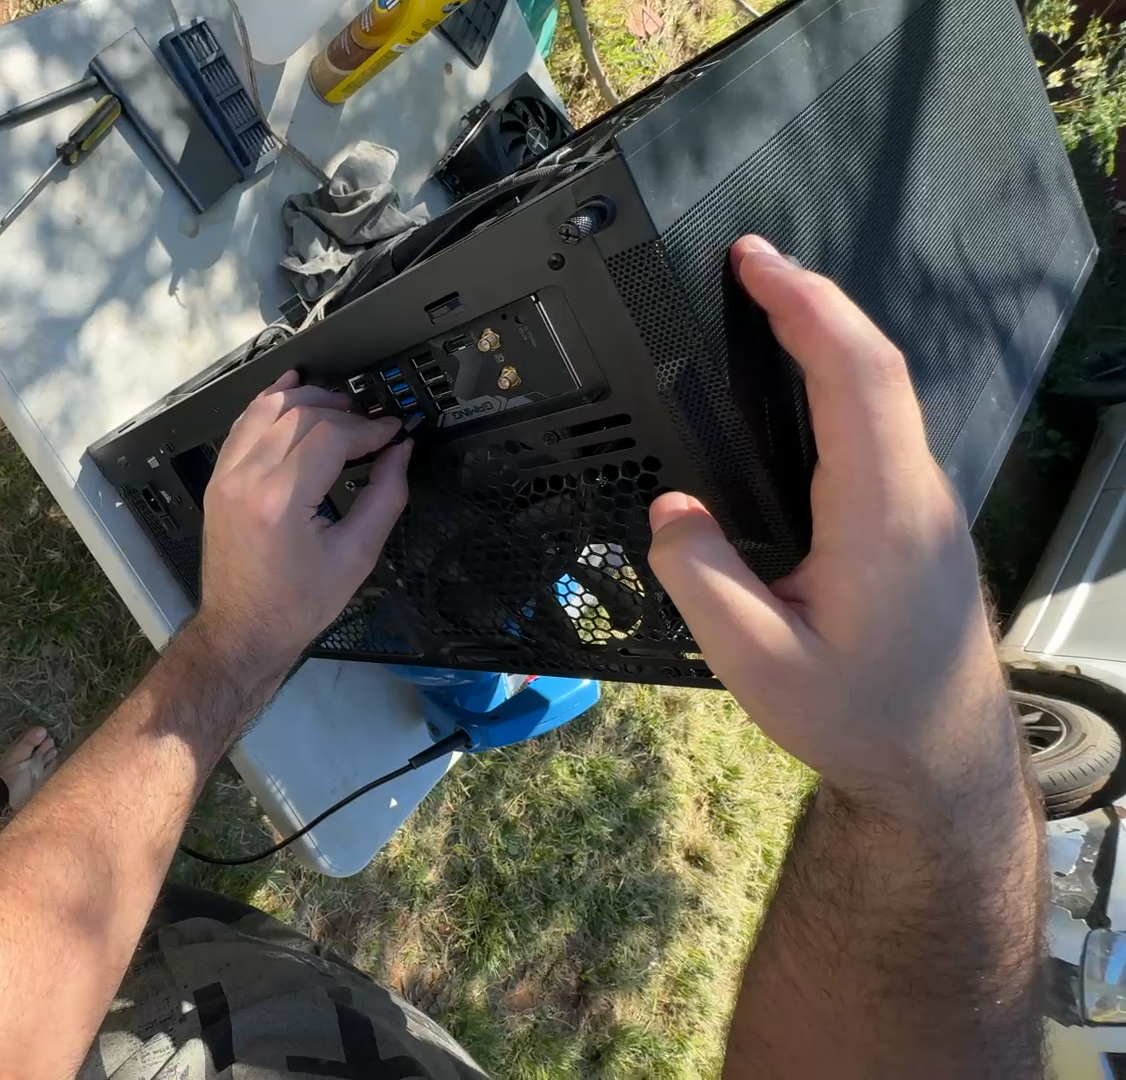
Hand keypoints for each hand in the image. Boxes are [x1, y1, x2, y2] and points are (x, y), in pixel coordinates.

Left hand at [189, 370, 412, 676]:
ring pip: (264, 409)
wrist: (241, 630)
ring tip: (339, 406)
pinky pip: (241, 425)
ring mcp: (224, 478)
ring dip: (305, 399)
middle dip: (342, 411)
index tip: (392, 432)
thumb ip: (384, 496)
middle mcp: (245, 481)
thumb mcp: (355, 556)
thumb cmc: (296, 605)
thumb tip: (400, 451)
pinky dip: (267, 404)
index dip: (368, 427)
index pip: (329, 435)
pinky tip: (289, 389)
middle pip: (298, 415)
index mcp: (279, 502)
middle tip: (370, 425)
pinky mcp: (217, 480)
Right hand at [647, 235, 1017, 810]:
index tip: (755, 264)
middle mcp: (914, 496)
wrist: (931, 759)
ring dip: (824, 338)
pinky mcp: (906, 521)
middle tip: (747, 266)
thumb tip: (671, 506)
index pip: (855, 381)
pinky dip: (831, 383)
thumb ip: (700, 575)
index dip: (807, 310)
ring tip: (760, 310)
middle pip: (876, 370)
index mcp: (880, 516)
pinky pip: (870, 430)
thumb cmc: (848, 712)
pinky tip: (794, 387)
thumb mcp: (750, 656)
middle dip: (813, 302)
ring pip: (880, 396)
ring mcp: (918, 506)